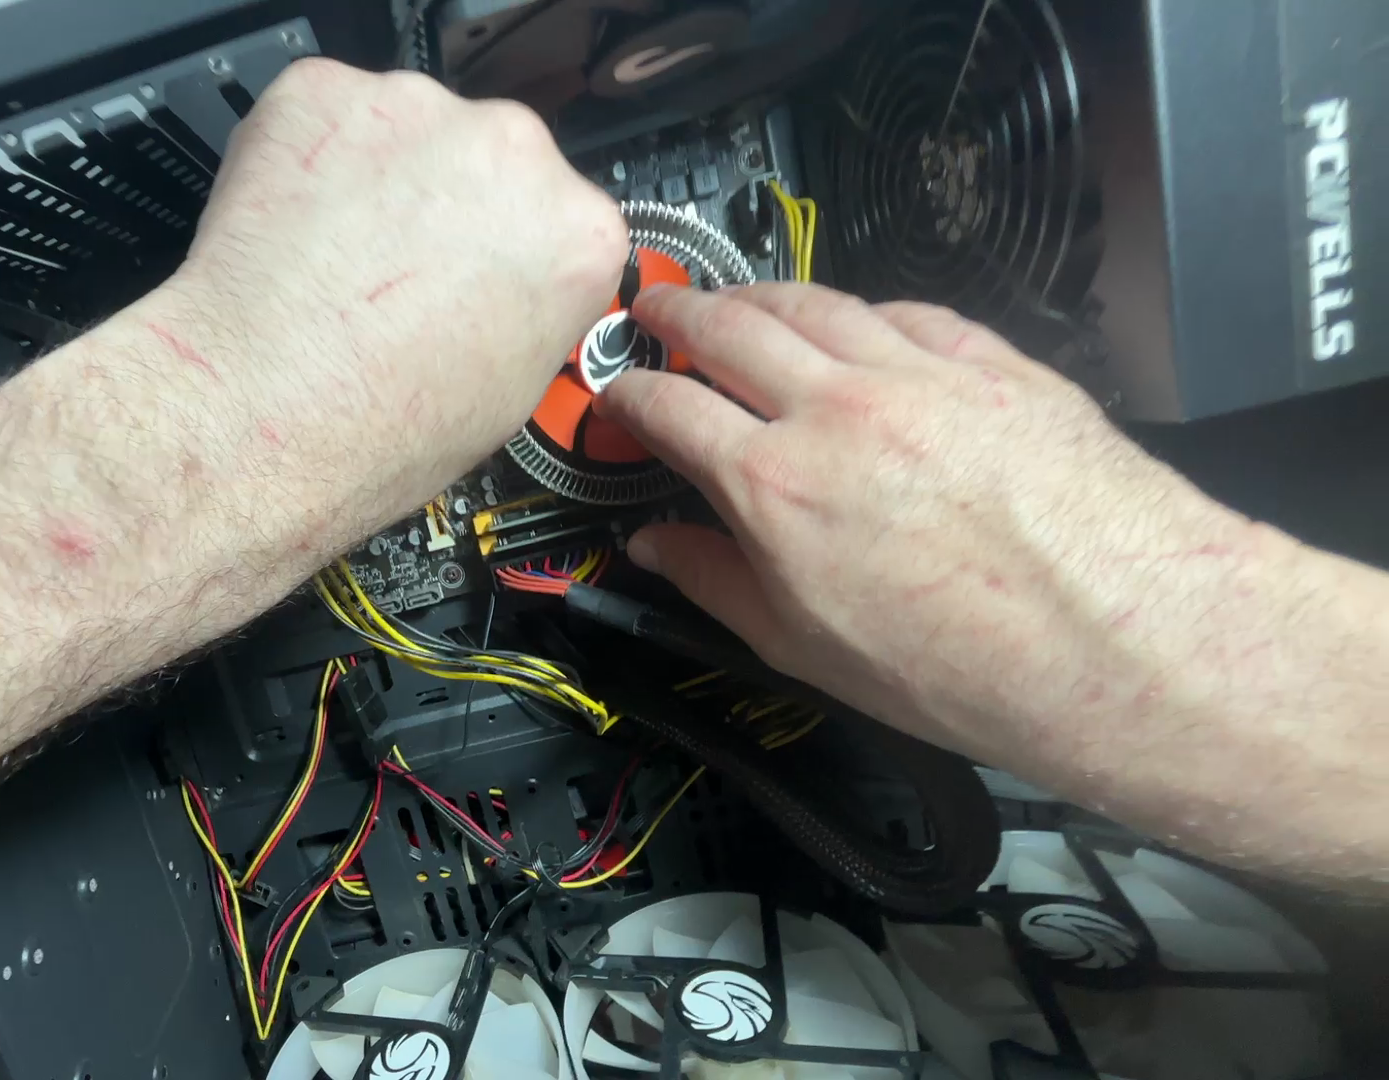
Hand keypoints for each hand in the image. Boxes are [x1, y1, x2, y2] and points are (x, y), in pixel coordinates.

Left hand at [153, 59, 625, 548]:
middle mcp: (514, 151)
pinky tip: (299, 234)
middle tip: (402, 279)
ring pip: (410, 139)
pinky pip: (329, 123)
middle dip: (454, 213)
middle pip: (491, 169)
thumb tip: (502, 294)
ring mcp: (416, 111)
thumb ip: (528, 316)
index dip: (511, 263)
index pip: (562, 226)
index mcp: (578, 235)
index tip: (478, 284)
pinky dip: (315, 167)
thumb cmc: (387, 432)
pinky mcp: (322, 95)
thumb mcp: (508, 399)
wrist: (269, 416)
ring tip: (340, 265)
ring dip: (386, 186)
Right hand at [597, 284, 1287, 774]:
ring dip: (753, 293)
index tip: (615, 394)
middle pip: (726, 327)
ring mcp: (915, 375)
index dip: (625, 393)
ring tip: (730, 297)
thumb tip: (652, 546)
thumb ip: (708, 578)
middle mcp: (832, 409)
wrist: (1124, 647)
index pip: (667, 406)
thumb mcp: (792, 640)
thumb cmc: (950, 661)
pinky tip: (846, 323)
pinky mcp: (991, 363)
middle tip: (651, 304)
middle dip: (673, 310)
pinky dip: (853, 310)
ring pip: (809, 301)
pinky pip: (901, 311)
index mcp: (770, 482)